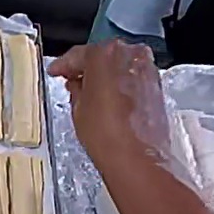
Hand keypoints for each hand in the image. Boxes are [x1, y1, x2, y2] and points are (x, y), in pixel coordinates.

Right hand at [49, 41, 172, 177]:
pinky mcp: (156, 85)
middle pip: (102, 56)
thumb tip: (76, 84)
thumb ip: (76, 89)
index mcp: (104, 54)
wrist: (137, 158)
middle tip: (71, 79)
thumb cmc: (107, 135)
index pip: (78, 55)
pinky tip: (110, 98)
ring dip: (105, 76)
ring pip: (119, 66)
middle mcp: (129, 55)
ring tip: (90, 91)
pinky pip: (132, 78)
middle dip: (86, 68)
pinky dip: (120, 84)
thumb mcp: (78, 109)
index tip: (56, 71)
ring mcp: (146, 69)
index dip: (64, 65)